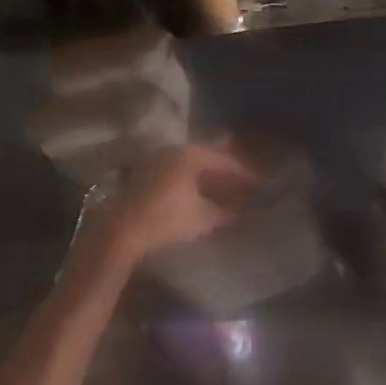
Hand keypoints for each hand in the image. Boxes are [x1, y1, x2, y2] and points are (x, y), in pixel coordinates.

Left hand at [100, 141, 266, 265]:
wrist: (123, 233)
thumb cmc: (167, 220)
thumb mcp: (204, 218)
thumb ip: (228, 214)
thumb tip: (246, 215)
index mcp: (191, 155)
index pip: (226, 161)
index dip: (246, 174)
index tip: (263, 185)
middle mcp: (173, 152)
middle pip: (209, 161)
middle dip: (228, 175)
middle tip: (247, 186)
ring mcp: (156, 162)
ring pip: (192, 168)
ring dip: (210, 180)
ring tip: (227, 194)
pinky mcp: (144, 177)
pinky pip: (178, 176)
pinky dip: (193, 186)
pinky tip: (201, 199)